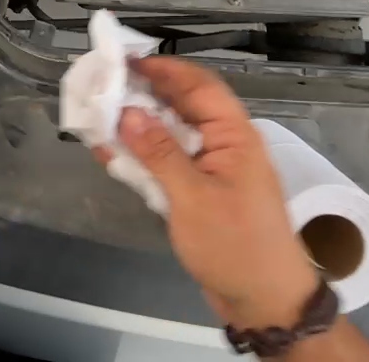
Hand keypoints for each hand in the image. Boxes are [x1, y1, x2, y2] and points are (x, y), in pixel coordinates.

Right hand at [100, 57, 319, 328]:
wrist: (267, 306)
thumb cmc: (237, 247)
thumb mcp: (193, 199)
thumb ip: (159, 152)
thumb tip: (126, 112)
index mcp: (235, 137)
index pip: (199, 86)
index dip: (164, 69)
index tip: (126, 61)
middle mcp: (225, 145)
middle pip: (182, 105)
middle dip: (144, 94)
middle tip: (105, 87)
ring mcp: (212, 168)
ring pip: (171, 132)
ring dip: (138, 125)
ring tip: (101, 117)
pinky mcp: (200, 190)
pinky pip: (168, 160)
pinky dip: (142, 154)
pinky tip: (114, 153)